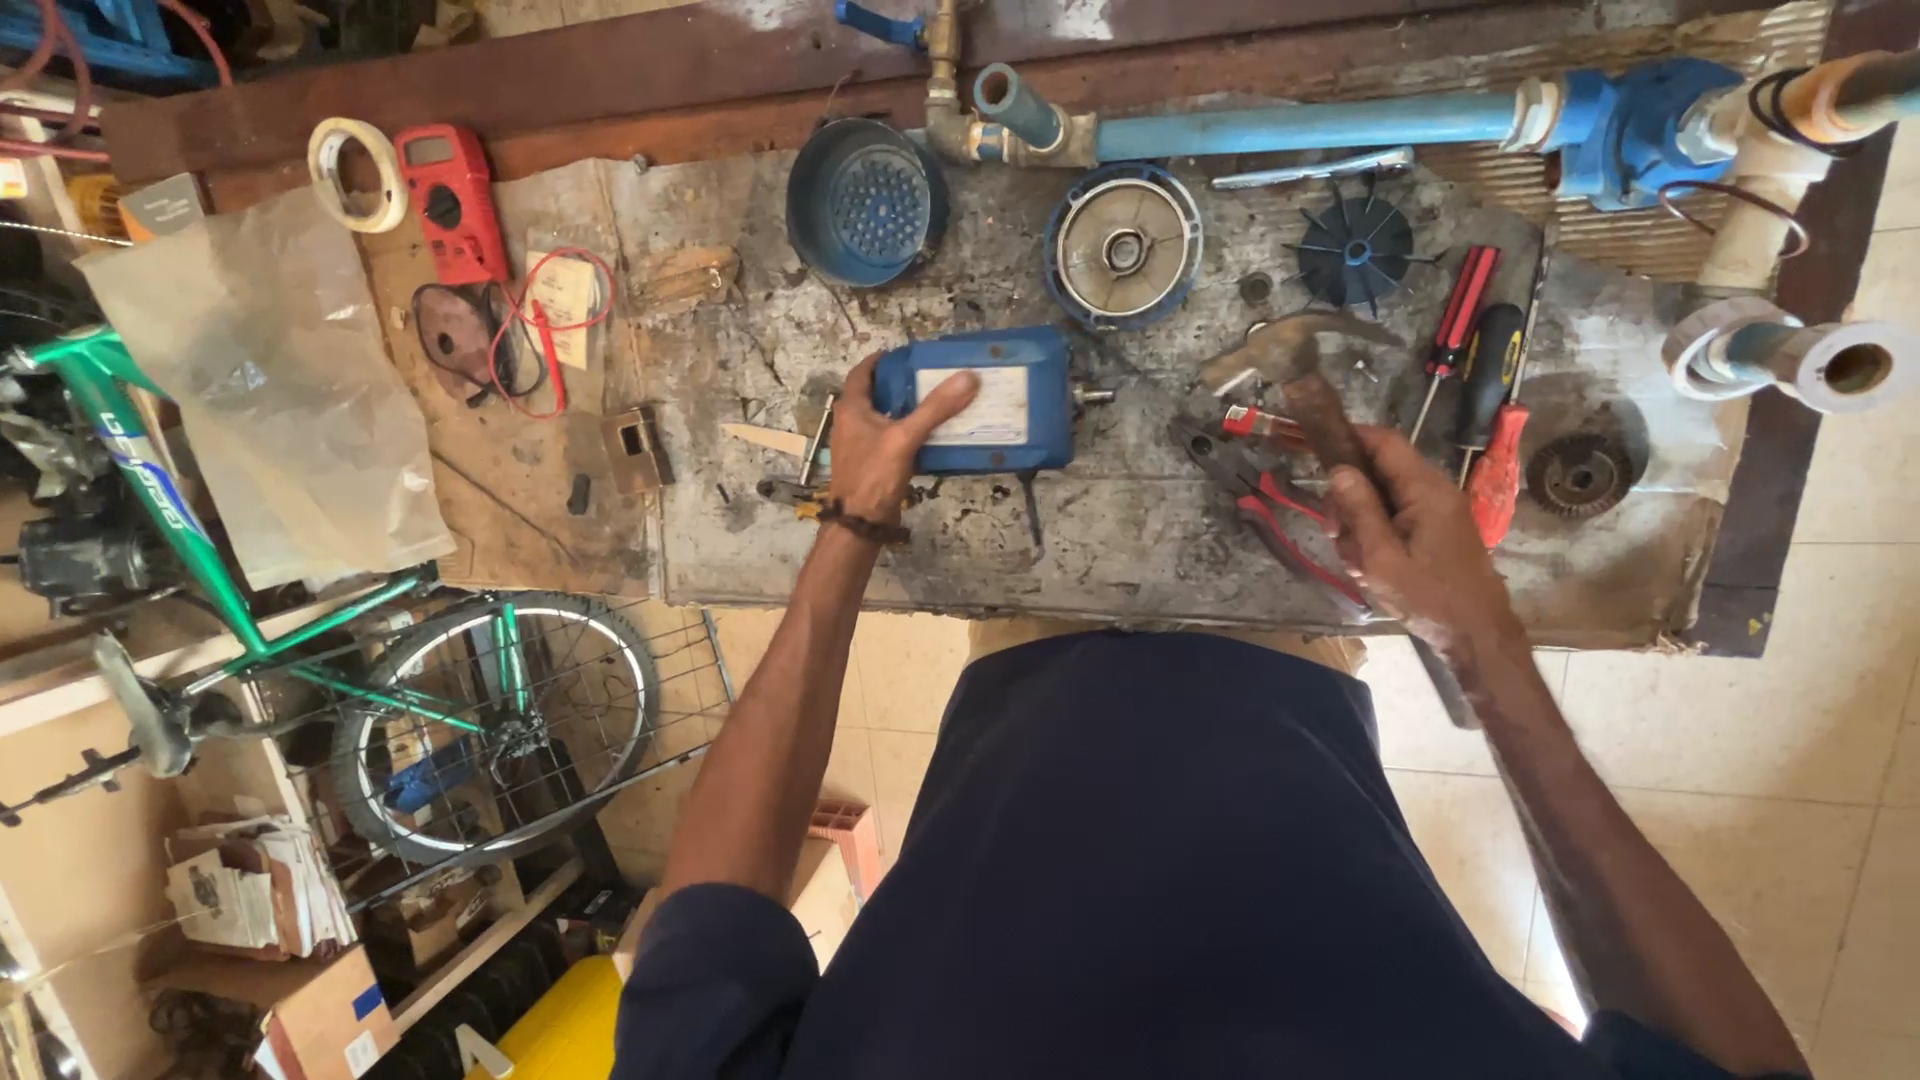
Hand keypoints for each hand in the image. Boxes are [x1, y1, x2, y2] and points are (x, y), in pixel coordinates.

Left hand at [830, 353, 979, 523]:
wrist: (861, 522)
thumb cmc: (874, 475)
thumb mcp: (905, 438)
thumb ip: (935, 408)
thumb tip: (967, 378)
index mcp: (852, 409)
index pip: (861, 373)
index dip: (880, 361)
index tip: (903, 354)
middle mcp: (852, 423)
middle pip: (876, 395)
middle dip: (900, 385)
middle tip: (929, 377)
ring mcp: (861, 446)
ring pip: (886, 419)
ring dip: (907, 410)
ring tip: (936, 402)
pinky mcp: (873, 464)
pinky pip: (893, 440)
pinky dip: (910, 434)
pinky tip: (933, 435)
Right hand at [1322, 425, 1523, 656]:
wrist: (1476, 633)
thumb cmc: (1427, 597)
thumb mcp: (1380, 557)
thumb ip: (1359, 510)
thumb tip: (1338, 469)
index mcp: (1425, 491)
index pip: (1385, 442)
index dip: (1350, 438)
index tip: (1316, 450)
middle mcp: (1434, 491)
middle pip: (1377, 470)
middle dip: (1347, 497)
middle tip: (1334, 533)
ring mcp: (1437, 509)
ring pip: (1381, 496)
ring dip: (1358, 521)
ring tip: (1356, 559)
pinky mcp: (1435, 527)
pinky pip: (1394, 515)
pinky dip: (1374, 533)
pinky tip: (1370, 564)